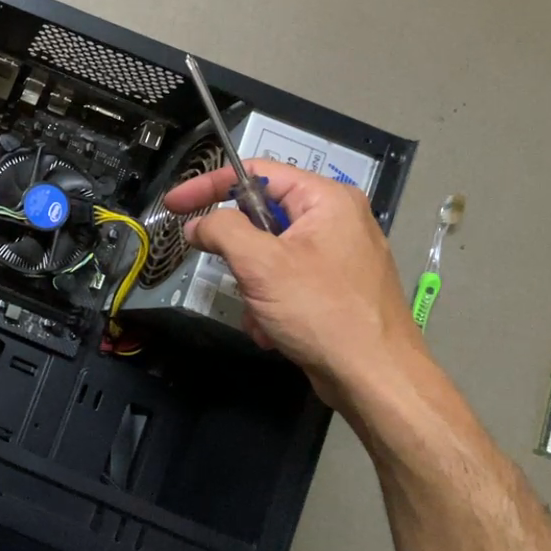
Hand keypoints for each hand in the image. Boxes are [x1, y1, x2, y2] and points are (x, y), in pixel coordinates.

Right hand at [163, 160, 425, 411]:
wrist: (375, 377)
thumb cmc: (322, 311)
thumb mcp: (260, 264)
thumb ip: (222, 230)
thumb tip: (199, 224)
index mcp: (326, 200)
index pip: (255, 173)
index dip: (208, 185)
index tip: (174, 205)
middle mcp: (336, 220)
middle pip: (261, 216)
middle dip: (237, 253)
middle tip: (226, 270)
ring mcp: (337, 256)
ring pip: (267, 255)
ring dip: (251, 286)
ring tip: (261, 311)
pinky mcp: (334, 288)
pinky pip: (284, 282)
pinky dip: (268, 303)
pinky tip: (275, 329)